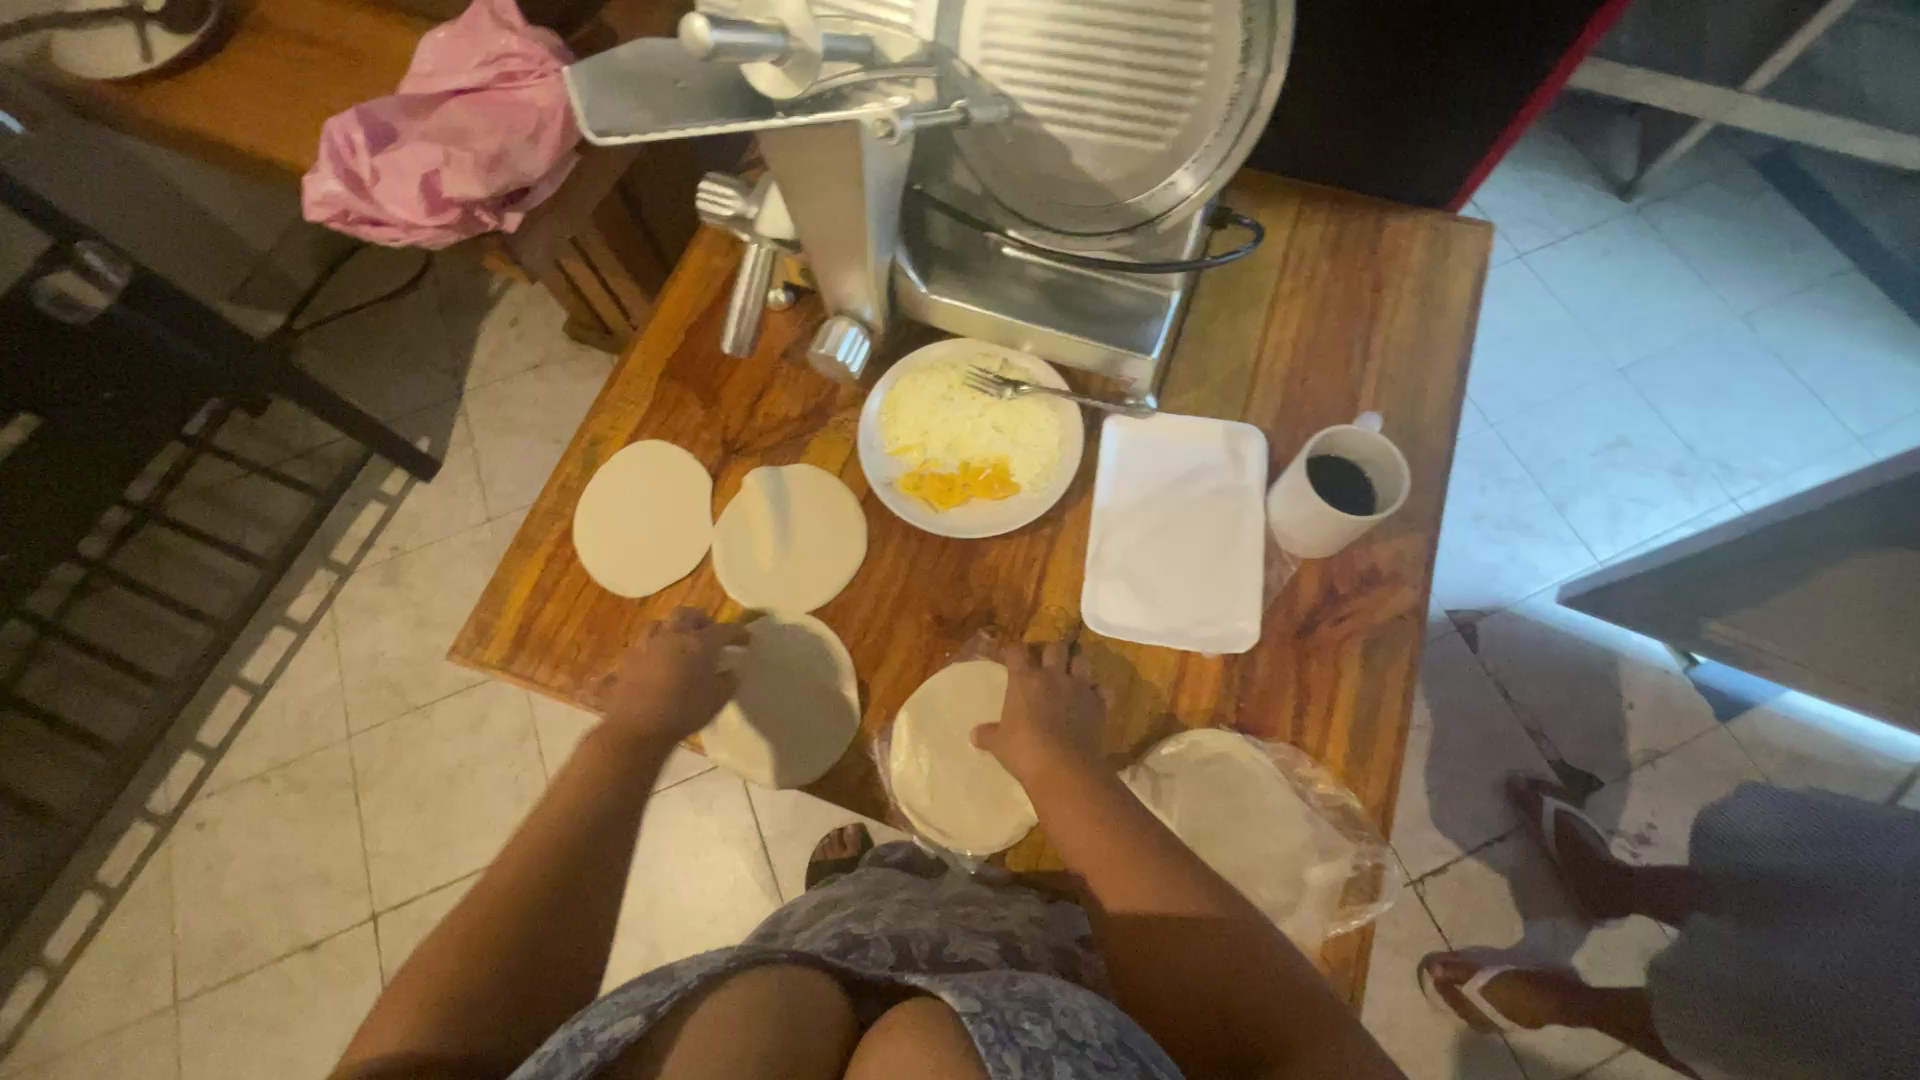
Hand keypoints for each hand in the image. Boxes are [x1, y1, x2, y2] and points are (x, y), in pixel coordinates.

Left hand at [595, 609, 747, 744]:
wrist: (636, 727)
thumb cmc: (683, 712)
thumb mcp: (717, 701)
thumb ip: (727, 682)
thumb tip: (730, 673)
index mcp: (700, 643)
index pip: (724, 630)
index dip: (738, 633)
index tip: (746, 640)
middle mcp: (673, 636)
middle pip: (688, 614)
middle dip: (701, 620)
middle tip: (709, 634)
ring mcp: (647, 645)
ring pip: (661, 623)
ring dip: (673, 629)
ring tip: (679, 643)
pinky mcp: (627, 659)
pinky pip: (642, 644)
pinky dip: (653, 647)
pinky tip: (656, 661)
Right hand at [971, 640, 1107, 786]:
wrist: (1064, 768)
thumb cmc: (1024, 751)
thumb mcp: (999, 744)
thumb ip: (988, 735)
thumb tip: (973, 734)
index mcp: (1024, 680)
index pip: (1017, 651)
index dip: (1014, 651)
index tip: (1011, 657)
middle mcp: (1053, 676)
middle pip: (1055, 647)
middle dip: (1051, 652)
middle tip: (1046, 663)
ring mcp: (1079, 688)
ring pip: (1082, 660)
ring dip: (1077, 664)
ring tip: (1072, 675)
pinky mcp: (1099, 704)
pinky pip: (1103, 688)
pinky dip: (1098, 691)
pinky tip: (1093, 698)